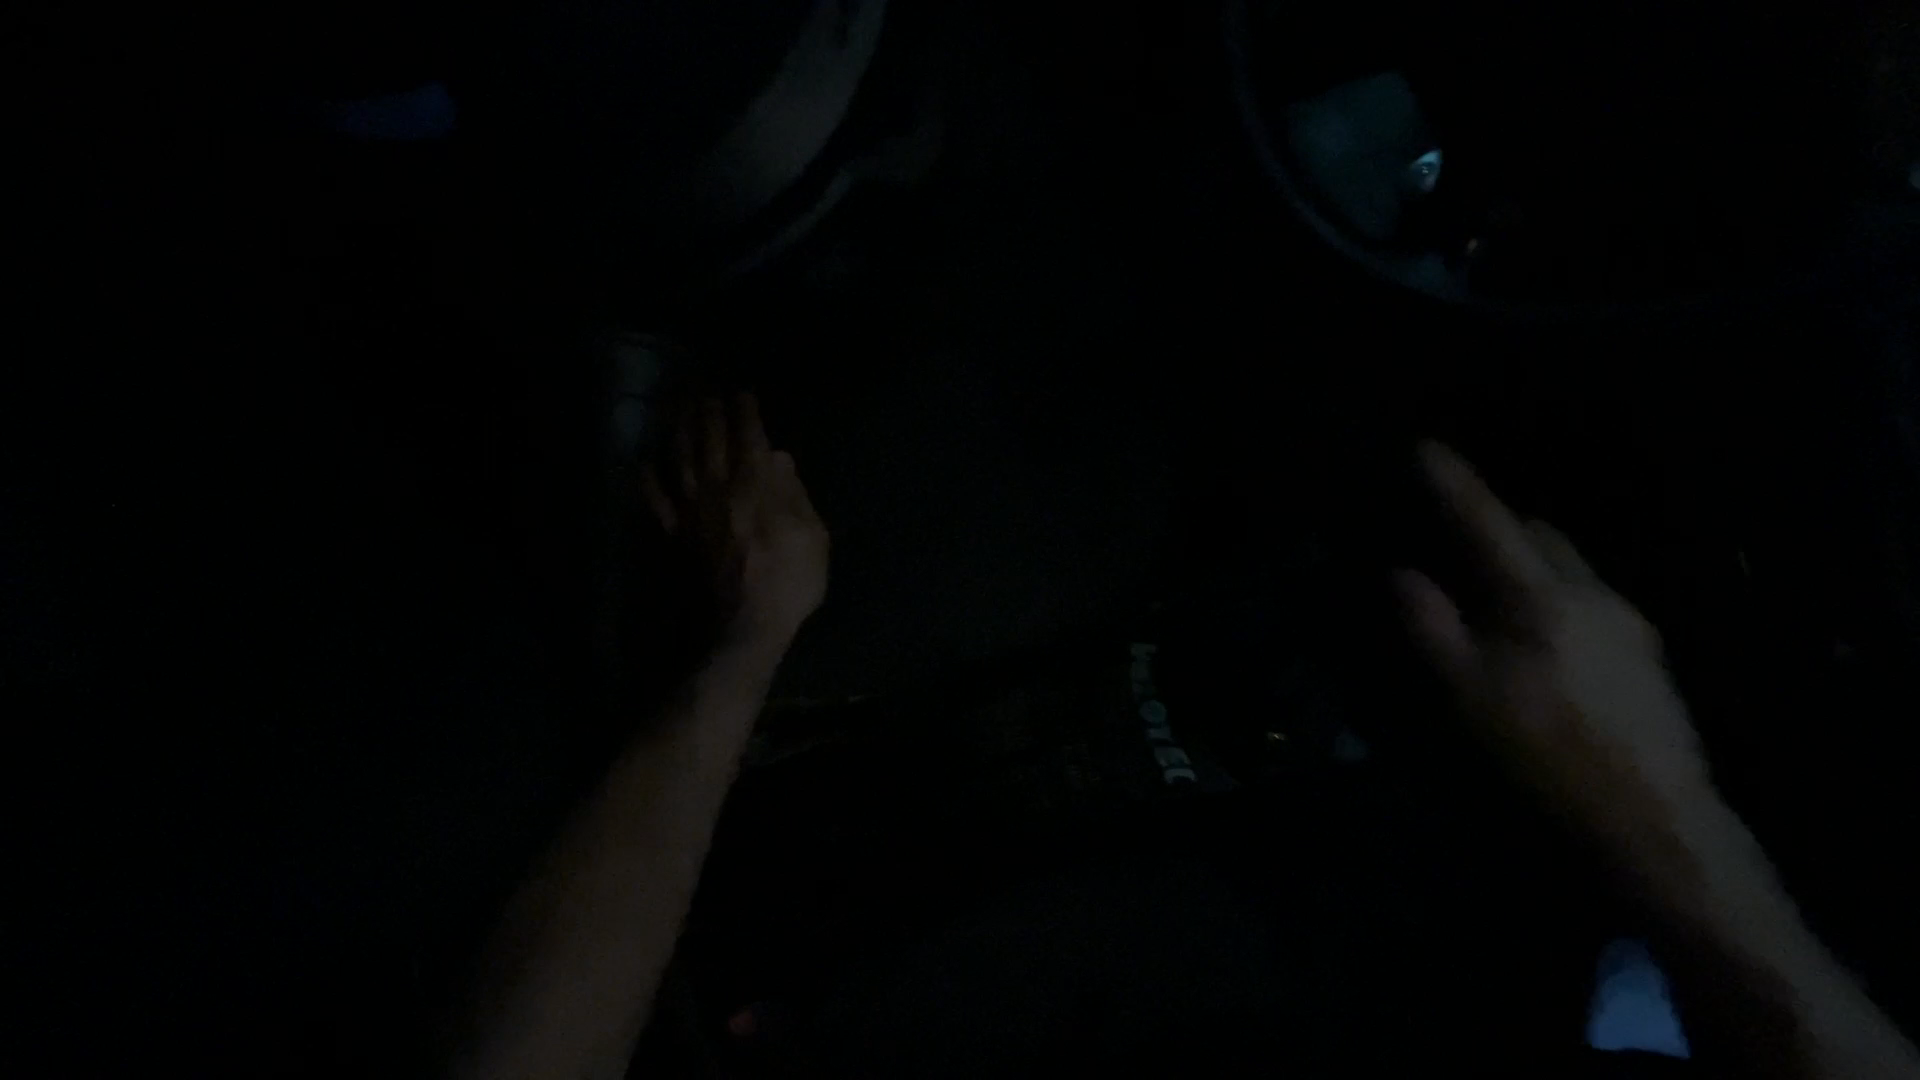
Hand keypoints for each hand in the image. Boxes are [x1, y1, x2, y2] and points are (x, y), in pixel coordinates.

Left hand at [642, 394, 828, 656]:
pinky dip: (648, 479)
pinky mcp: (670, 537)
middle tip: (706, 392)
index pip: (749, 437)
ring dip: (679, 432)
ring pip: (679, 460)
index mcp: (756, 487)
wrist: (740, 630)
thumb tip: (779, 459)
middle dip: (709, 412)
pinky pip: (653, 501)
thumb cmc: (788, 584)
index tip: (743, 394)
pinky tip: (645, 464)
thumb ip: (795, 494)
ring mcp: (688, 513)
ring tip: (679, 411)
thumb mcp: (813, 538)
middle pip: (710, 441)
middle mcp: (717, 489)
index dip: (746, 413)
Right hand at [1397, 442, 1712, 853]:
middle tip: (1450, 539)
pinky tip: (1534, 641)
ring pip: (1568, 567)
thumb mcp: (1463, 694)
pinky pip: (1589, 600)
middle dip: (1495, 525)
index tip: (1424, 447)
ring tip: (1488, 592)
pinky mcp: (1649, 658)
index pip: (1490, 523)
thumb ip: (1429, 625)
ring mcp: (1632, 625)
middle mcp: (1596, 595)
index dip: (1454, 485)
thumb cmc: (1543, 753)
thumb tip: (1403, 574)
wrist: (1653, 825)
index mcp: (1544, 599)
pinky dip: (1551, 596)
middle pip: (1541, 534)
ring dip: (1525, 563)